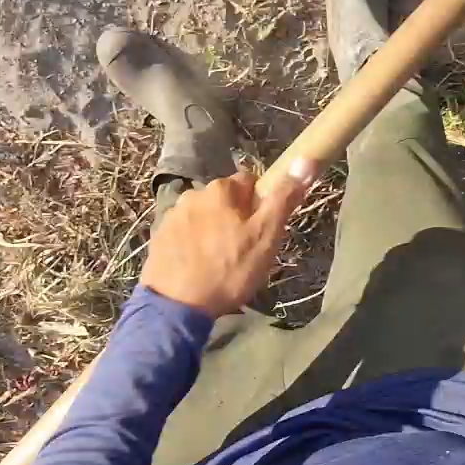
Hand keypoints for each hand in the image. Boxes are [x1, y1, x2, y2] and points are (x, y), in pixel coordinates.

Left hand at [140, 159, 318, 316]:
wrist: (176, 304)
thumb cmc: (229, 269)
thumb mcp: (266, 236)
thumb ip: (284, 198)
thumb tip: (305, 160)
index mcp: (221, 189)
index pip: (250, 182)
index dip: (261, 204)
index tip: (263, 230)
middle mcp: (193, 193)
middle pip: (225, 200)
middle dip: (236, 218)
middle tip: (244, 250)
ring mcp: (172, 215)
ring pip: (204, 217)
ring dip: (213, 231)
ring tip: (220, 263)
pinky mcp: (159, 238)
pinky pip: (185, 234)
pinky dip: (194, 245)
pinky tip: (199, 267)